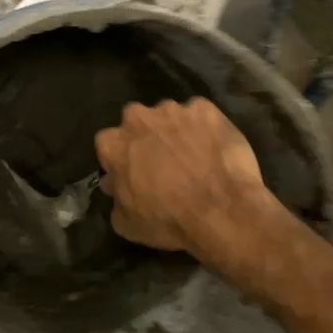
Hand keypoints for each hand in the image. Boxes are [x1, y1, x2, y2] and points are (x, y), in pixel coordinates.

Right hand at [96, 98, 293, 281]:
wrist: (223, 211)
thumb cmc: (169, 219)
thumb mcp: (127, 223)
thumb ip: (116, 198)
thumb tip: (114, 185)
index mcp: (112, 143)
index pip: (108, 146)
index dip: (122, 160)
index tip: (135, 174)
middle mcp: (136, 117)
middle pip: (136, 123)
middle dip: (146, 138)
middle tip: (164, 163)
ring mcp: (172, 109)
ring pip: (169, 116)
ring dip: (175, 131)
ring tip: (194, 156)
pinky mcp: (205, 108)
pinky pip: (200, 116)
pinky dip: (205, 128)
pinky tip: (215, 150)